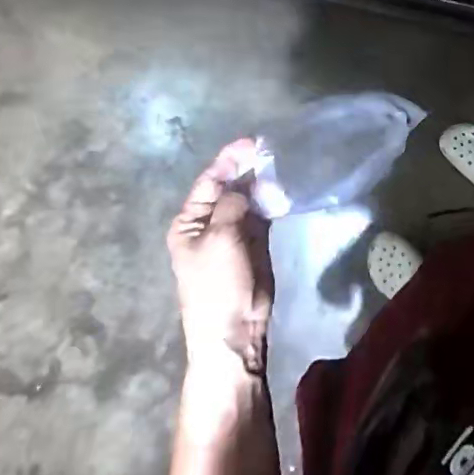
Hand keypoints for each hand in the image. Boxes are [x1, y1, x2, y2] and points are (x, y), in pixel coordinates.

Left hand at [167, 140, 274, 375]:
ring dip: (263, 184)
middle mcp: (209, 223)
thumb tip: (246, 186)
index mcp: (190, 222)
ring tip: (281, 169)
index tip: (251, 142)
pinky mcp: (255, 244)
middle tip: (272, 152)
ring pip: (249, 199)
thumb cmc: (217, 285)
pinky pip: (263, 215)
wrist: (235, 332)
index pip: (210, 180)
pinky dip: (272, 202)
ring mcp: (233, 233)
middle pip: (230, 186)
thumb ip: (231, 204)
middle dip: (248, 169)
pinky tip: (283, 191)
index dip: (229, 159)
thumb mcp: (220, 239)